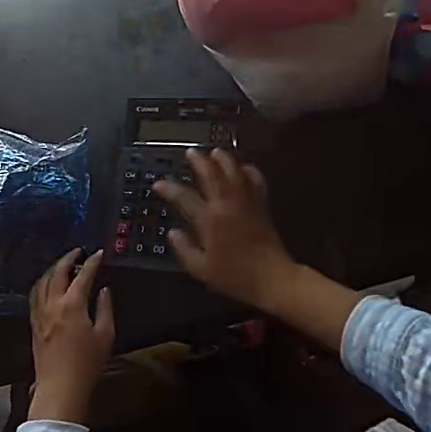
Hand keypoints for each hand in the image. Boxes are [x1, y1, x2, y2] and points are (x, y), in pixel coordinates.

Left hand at [28, 248, 114, 424]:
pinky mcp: (33, 323)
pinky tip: (48, 285)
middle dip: (68, 259)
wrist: (60, 387)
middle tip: (78, 252)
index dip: (92, 262)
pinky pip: (35, 295)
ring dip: (53, 270)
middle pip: (57, 273)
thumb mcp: (105, 335)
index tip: (99, 254)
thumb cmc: (87, 363)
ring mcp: (39, 313)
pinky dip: (43, 284)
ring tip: (64, 265)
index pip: (83, 276)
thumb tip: (103, 291)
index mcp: (72, 305)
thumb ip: (105, 308)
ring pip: (43, 282)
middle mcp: (52, 304)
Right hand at [153, 149, 298, 310]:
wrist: (273, 279)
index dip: (169, 188)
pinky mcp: (262, 207)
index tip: (158, 185)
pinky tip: (244, 168)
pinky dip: (249, 171)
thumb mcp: (200, 268)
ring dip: (224, 160)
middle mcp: (227, 205)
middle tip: (191, 152)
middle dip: (200, 161)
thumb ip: (183, 248)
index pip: (184, 197)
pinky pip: (256, 182)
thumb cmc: (234, 276)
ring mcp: (247, 203)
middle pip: (213, 174)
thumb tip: (173, 233)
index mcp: (209, 220)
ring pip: (235, 172)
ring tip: (215, 152)